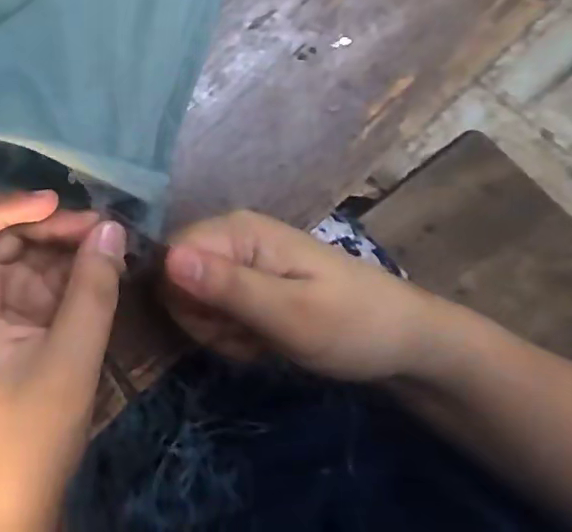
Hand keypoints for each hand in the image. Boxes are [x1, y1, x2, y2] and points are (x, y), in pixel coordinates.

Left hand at [0, 191, 126, 531]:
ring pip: (30, 248)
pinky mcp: (24, 316)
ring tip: (112, 241)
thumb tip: (113, 227)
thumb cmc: (30, 434)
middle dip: (52, 223)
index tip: (56, 204)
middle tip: (103, 227)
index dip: (8, 203)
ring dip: (68, 241)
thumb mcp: (69, 360)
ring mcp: (0, 302)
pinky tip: (106, 263)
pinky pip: (48, 274)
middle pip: (5, 231)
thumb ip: (92, 290)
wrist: (21, 501)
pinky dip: (76, 266)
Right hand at [162, 209, 442, 381]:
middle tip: (249, 336)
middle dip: (204, 319)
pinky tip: (263, 341)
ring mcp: (240, 257)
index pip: (171, 255)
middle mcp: (232, 234)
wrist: (403, 341)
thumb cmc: (352, 324)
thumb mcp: (291, 314)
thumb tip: (167, 258)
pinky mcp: (247, 280)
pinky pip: (214, 309)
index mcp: (238, 229)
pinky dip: (232, 334)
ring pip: (193, 299)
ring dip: (220, 331)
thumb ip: (228, 287)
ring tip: (262, 339)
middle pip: (178, 278)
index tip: (224, 326)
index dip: (187, 298)